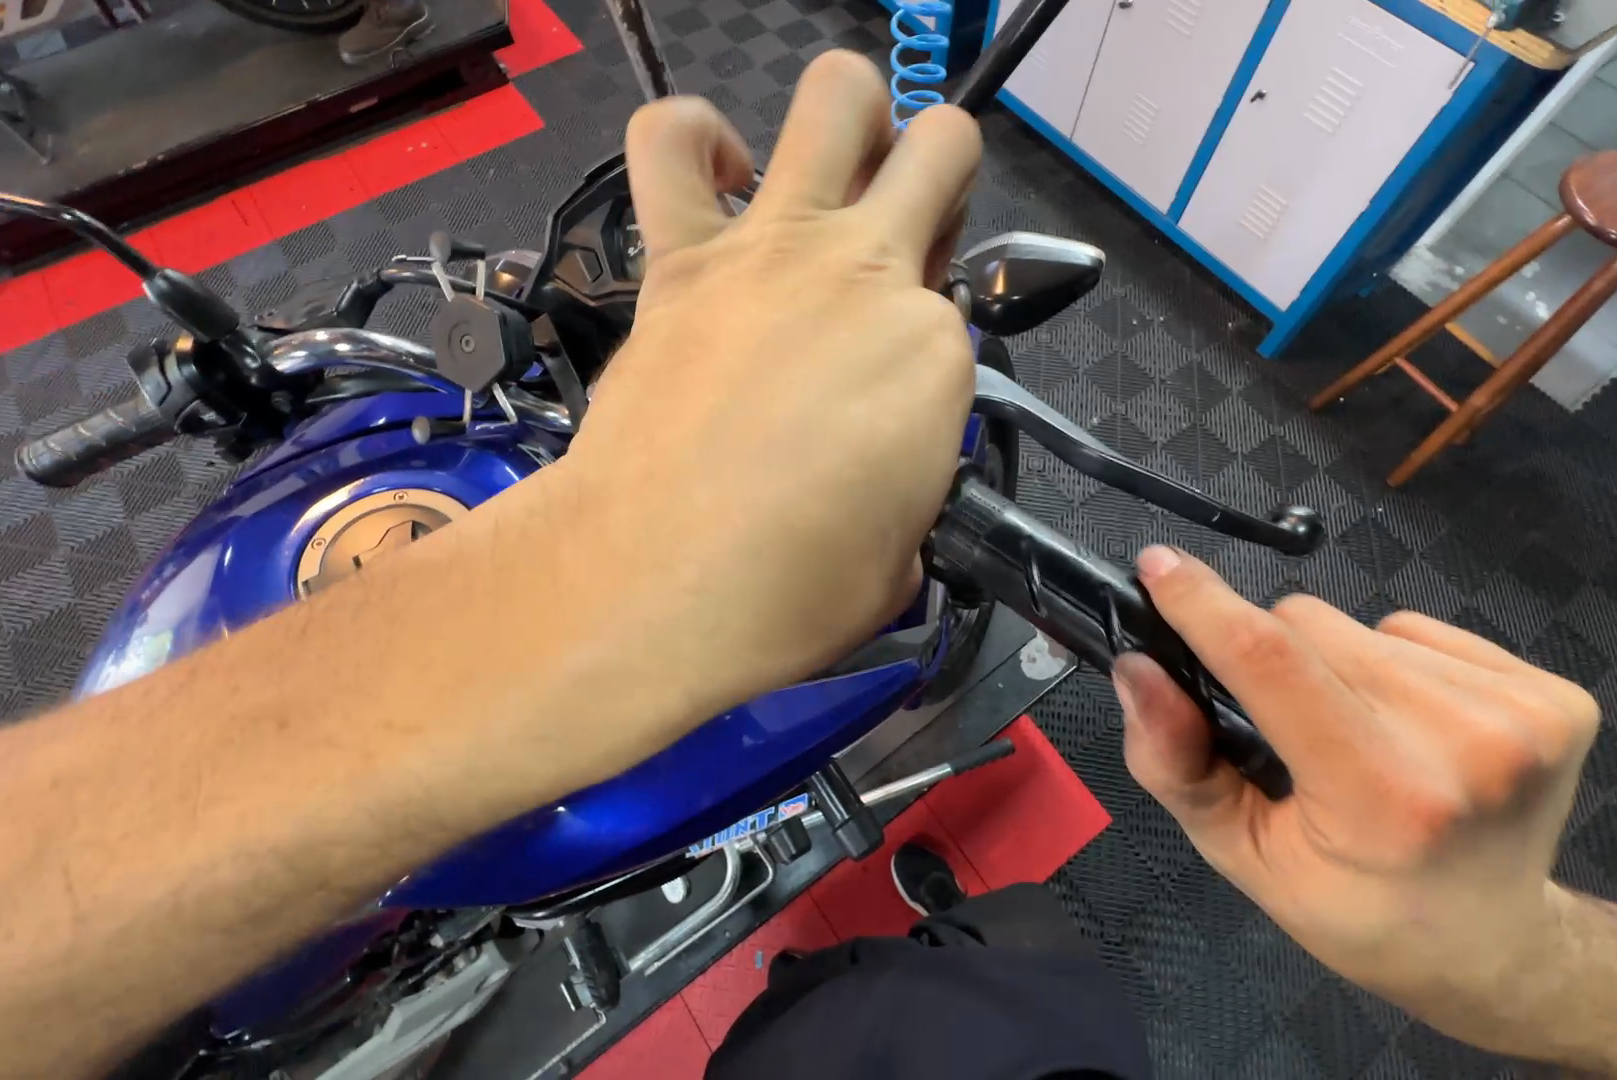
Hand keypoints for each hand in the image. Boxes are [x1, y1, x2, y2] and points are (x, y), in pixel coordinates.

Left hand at [551, 52, 981, 714]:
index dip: (925, 357)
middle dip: (936, 182)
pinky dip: (695, 143)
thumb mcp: (899, 559)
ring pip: (836, 97)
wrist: (663, 587)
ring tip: (828, 178)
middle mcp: (868, 274)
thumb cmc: (796, 592)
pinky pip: (669, 145)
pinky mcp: (680, 261)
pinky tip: (714, 181)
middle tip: (902, 241)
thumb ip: (900, 494)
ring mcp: (773, 250)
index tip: (892, 403)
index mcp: (936, 355)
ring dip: (850, 121)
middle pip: (940, 151)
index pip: (952, 320)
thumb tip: (876, 481)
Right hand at [1115, 545, 1600, 1032]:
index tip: (1157, 566)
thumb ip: (1173, 763)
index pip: (1272, 663)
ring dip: (1325, 658)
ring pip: (1356, 621)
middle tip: (1279, 723)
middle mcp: (1467, 744)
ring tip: (1346, 728)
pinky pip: (1412, 628)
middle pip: (1306, 624)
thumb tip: (1138, 669)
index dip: (1204, 605)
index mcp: (1383, 798)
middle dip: (1263, 651)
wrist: (1496, 946)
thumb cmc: (1351, 906)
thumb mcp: (1237, 853)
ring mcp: (1521, 713)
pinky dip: (1384, 661)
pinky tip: (1401, 722)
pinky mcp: (1553, 693)